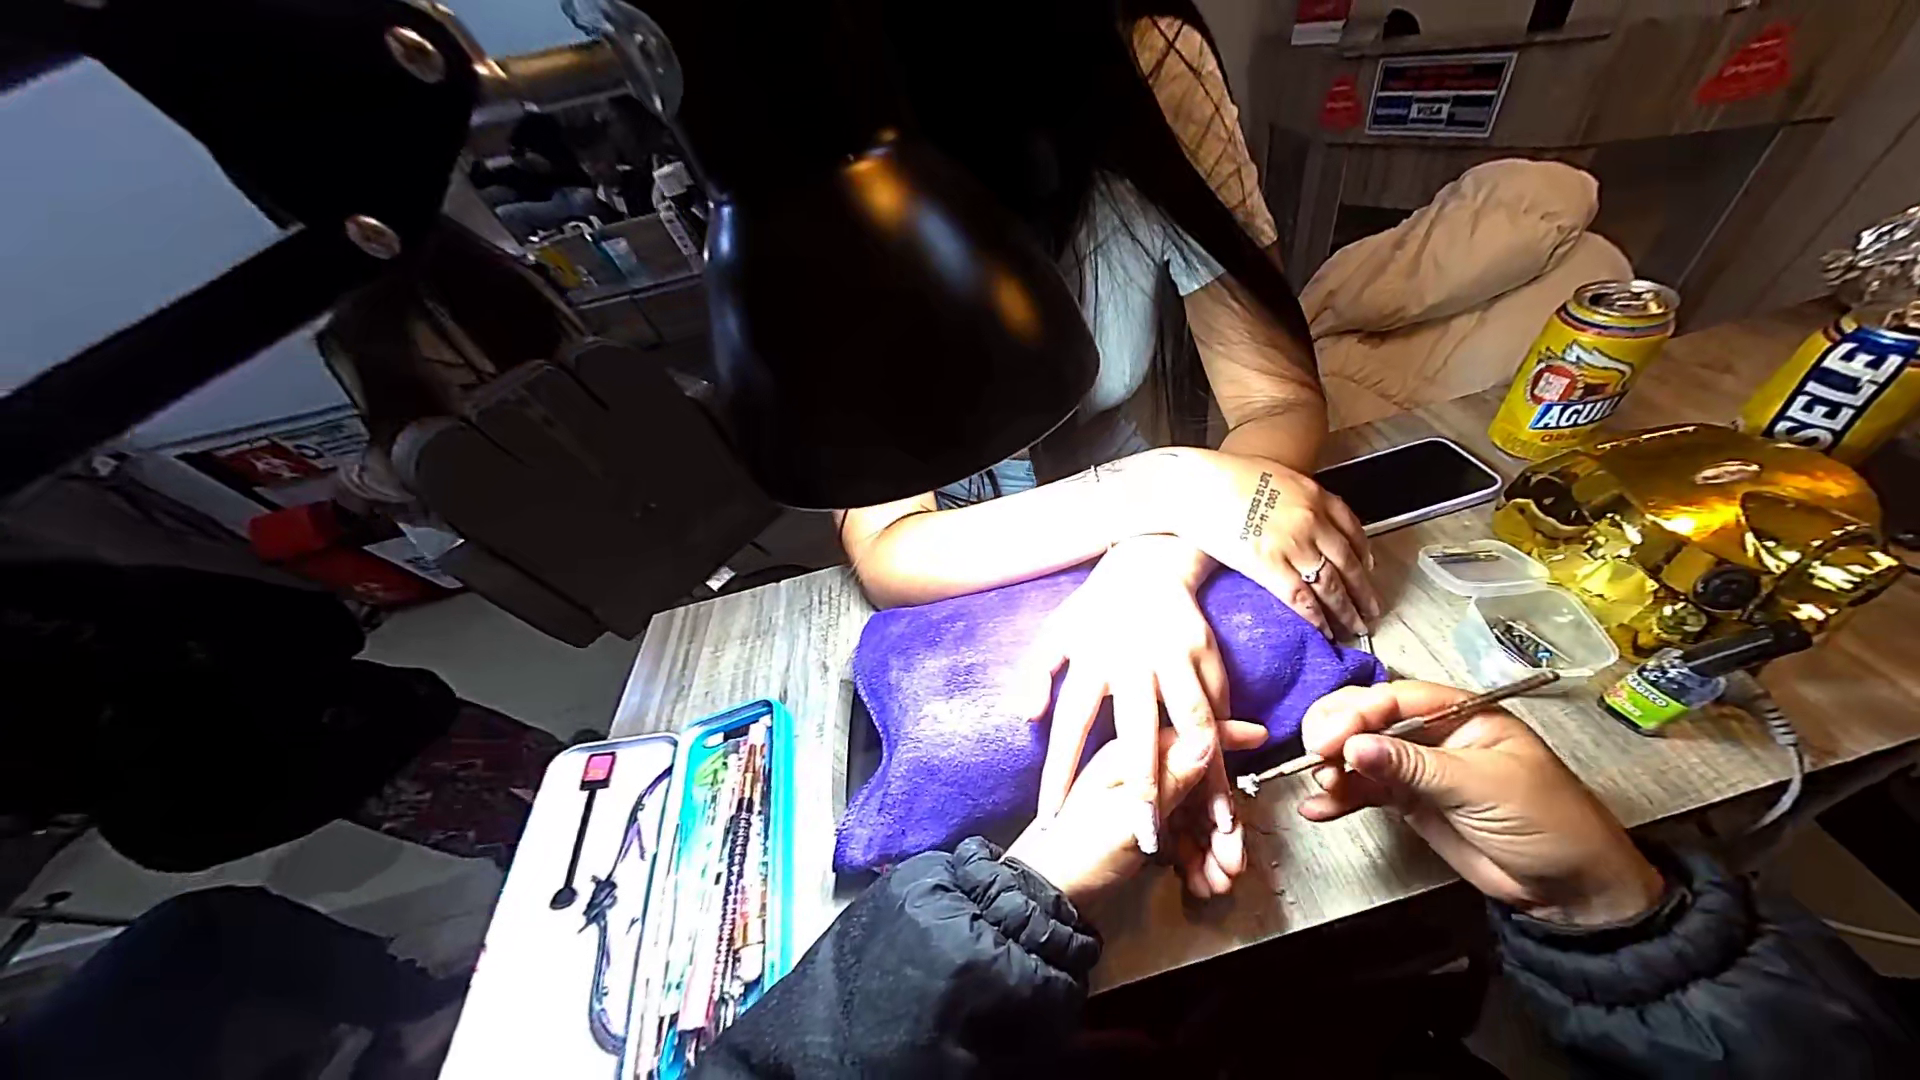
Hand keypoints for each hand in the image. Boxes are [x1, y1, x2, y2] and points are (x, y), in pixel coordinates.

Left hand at [1009, 720, 1269, 908]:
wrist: (1049, 889)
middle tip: (1234, 861)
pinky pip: (1181, 833)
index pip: (1186, 738)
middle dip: (1224, 824)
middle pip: (1199, 784)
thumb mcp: (1127, 817)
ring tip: (1217, 881)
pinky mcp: (1141, 824)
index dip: (1223, 738)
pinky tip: (1200, 880)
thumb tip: (1204, 738)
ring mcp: (1140, 798)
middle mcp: (1138, 770)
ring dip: (1213, 847)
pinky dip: (1196, 856)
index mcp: (1131, 755)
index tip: (1257, 737)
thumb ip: (1167, 780)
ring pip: (1194, 813)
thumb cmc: (1080, 849)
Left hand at [1018, 535, 1246, 897]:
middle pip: (1138, 732)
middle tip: (1141, 836)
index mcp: (1092, 659)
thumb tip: (1024, 717)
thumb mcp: (1056, 633)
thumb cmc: (1095, 608)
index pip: (1072, 724)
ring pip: (1191, 723)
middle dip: (1140, 786)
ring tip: (1208, 822)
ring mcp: (1175, 659)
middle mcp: (1135, 662)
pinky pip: (1219, 708)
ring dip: (1199, 773)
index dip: (1060, 771)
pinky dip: (1226, 746)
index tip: (1051, 816)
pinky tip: (1227, 779)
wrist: (1147, 565)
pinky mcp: (1208, 657)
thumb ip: (1036, 674)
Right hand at [1143, 448, 1379, 639]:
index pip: (1353, 531)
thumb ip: (1289, 496)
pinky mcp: (1267, 565)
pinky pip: (1301, 596)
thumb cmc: (1220, 475)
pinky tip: (1323, 629)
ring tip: (1354, 627)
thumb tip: (1288, 514)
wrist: (1194, 483)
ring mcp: (1292, 544)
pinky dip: (1316, 616)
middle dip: (1362, 592)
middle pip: (1349, 564)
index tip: (1368, 570)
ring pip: (1332, 585)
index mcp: (1314, 495)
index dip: (1364, 556)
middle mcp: (1312, 520)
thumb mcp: (1271, 475)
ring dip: (1346, 610)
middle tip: (1370, 611)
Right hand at [1298, 681, 1664, 925]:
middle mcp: (1429, 732)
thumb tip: (1352, 746)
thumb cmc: (1547, 824)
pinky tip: (1316, 808)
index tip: (1330, 739)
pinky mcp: (1403, 798)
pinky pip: (1362, 790)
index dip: (1357, 712)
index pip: (1393, 698)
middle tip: (1318, 757)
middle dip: (1336, 733)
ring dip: (1333, 766)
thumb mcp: (1482, 787)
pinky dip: (1338, 799)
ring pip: (1355, 751)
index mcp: (1458, 714)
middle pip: (1366, 717)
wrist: (1574, 896)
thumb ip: (1413, 765)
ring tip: (1324, 787)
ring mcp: (1413, 765)